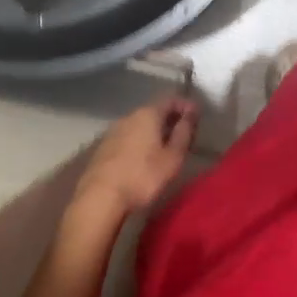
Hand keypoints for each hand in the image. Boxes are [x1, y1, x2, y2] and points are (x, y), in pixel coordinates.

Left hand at [74, 94, 197, 215]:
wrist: (100, 198)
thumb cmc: (142, 176)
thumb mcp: (172, 157)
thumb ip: (184, 133)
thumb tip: (191, 113)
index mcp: (148, 114)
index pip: (171, 99)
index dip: (186, 106)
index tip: (196, 117)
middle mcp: (129, 116)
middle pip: (154, 111)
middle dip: (170, 119)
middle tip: (183, 134)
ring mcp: (113, 131)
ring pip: (139, 124)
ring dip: (153, 132)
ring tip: (164, 148)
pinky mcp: (103, 147)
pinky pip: (127, 137)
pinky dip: (139, 142)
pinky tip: (142, 158)